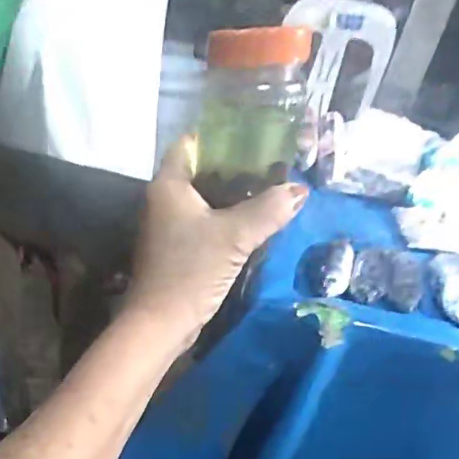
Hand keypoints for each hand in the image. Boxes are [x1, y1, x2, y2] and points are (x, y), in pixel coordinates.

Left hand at [119, 136, 307, 347]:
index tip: (258, 134)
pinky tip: (254, 223)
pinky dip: (226, 221)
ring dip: (234, 197)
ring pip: (205, 201)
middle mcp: (162, 202)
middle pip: (203, 172)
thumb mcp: (236, 236)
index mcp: (168, 186)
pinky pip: (204, 226)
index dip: (224, 135)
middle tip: (275, 162)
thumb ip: (269, 208)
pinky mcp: (175, 253)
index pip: (193, 143)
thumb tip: (299, 191)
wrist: (159, 325)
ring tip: (272, 189)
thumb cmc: (190, 272)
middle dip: (237, 167)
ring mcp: (167, 230)